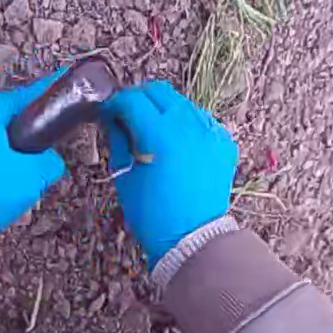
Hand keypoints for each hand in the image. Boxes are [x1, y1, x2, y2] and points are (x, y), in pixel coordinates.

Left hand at [0, 73, 66, 268]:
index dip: (56, 103)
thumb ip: (50, 162)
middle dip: (28, 146)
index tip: (70, 100)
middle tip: (34, 170)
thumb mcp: (29, 179)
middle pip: (14, 122)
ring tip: (7, 187)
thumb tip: (51, 161)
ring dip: (9, 162)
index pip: (32, 96)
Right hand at [103, 81, 238, 265]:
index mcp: (161, 134)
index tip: (108, 113)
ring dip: (163, 111)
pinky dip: (185, 125)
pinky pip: (201, 122)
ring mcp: (211, 132)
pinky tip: (176, 145)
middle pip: (159, 92)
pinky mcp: (224, 143)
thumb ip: (119, 143)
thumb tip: (114, 122)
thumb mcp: (126, 178)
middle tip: (127, 117)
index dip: (115, 104)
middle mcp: (189, 125)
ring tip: (152, 132)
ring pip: (182, 104)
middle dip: (139, 99)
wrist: (193, 240)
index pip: (132, 100)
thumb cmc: (153, 215)